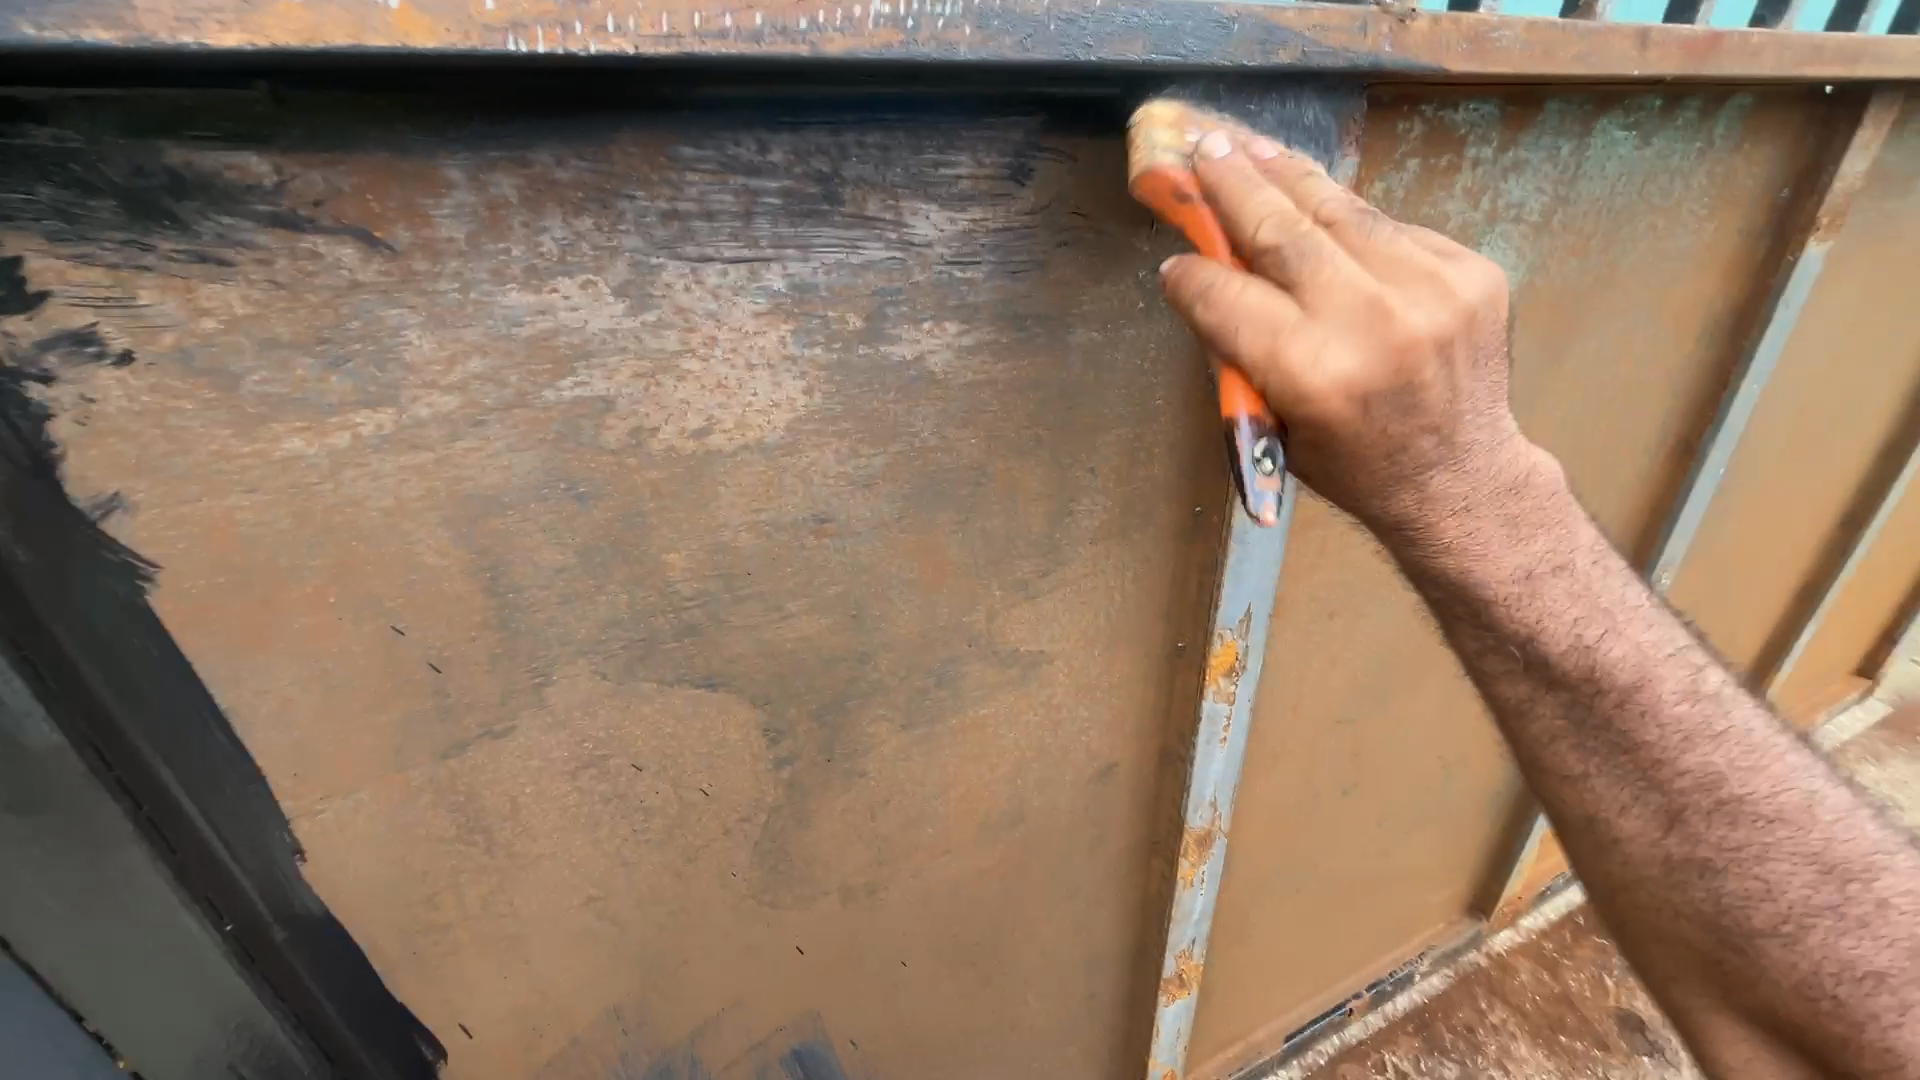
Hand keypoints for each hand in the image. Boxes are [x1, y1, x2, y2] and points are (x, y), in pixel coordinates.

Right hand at [1159, 129, 1538, 537]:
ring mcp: (1432, 288)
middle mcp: (1375, 321)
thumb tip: (1210, 282)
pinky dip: (1341, 217)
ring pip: (1340, 212)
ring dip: (1287, 177)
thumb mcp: (1276, 427)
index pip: (1230, 300)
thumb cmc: (1351, 465)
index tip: (1172, 262)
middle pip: (1284, 233)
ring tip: (1250, 148)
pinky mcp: (1469, 269)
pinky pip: (1386, 228)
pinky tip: (1314, 203)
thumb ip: (1244, 353)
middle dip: (1235, 188)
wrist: (1458, 476)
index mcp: (1315, 374)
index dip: (1194, 277)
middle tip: (1203, 151)